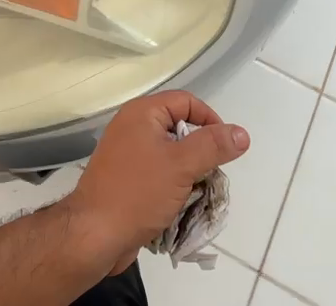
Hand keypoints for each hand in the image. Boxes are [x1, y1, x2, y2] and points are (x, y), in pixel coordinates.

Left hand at [62, 90, 248, 275]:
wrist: (94, 235)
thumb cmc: (137, 193)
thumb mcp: (181, 165)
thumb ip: (213, 146)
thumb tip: (241, 132)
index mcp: (142, 113)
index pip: (186, 101)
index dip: (209, 120)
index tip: (225, 148)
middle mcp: (133, 126)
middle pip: (179, 128)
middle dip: (200, 152)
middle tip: (211, 176)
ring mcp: (127, 154)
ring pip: (170, 155)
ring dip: (188, 174)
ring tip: (196, 194)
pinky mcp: (126, 179)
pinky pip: (158, 174)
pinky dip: (172, 187)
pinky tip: (179, 206)